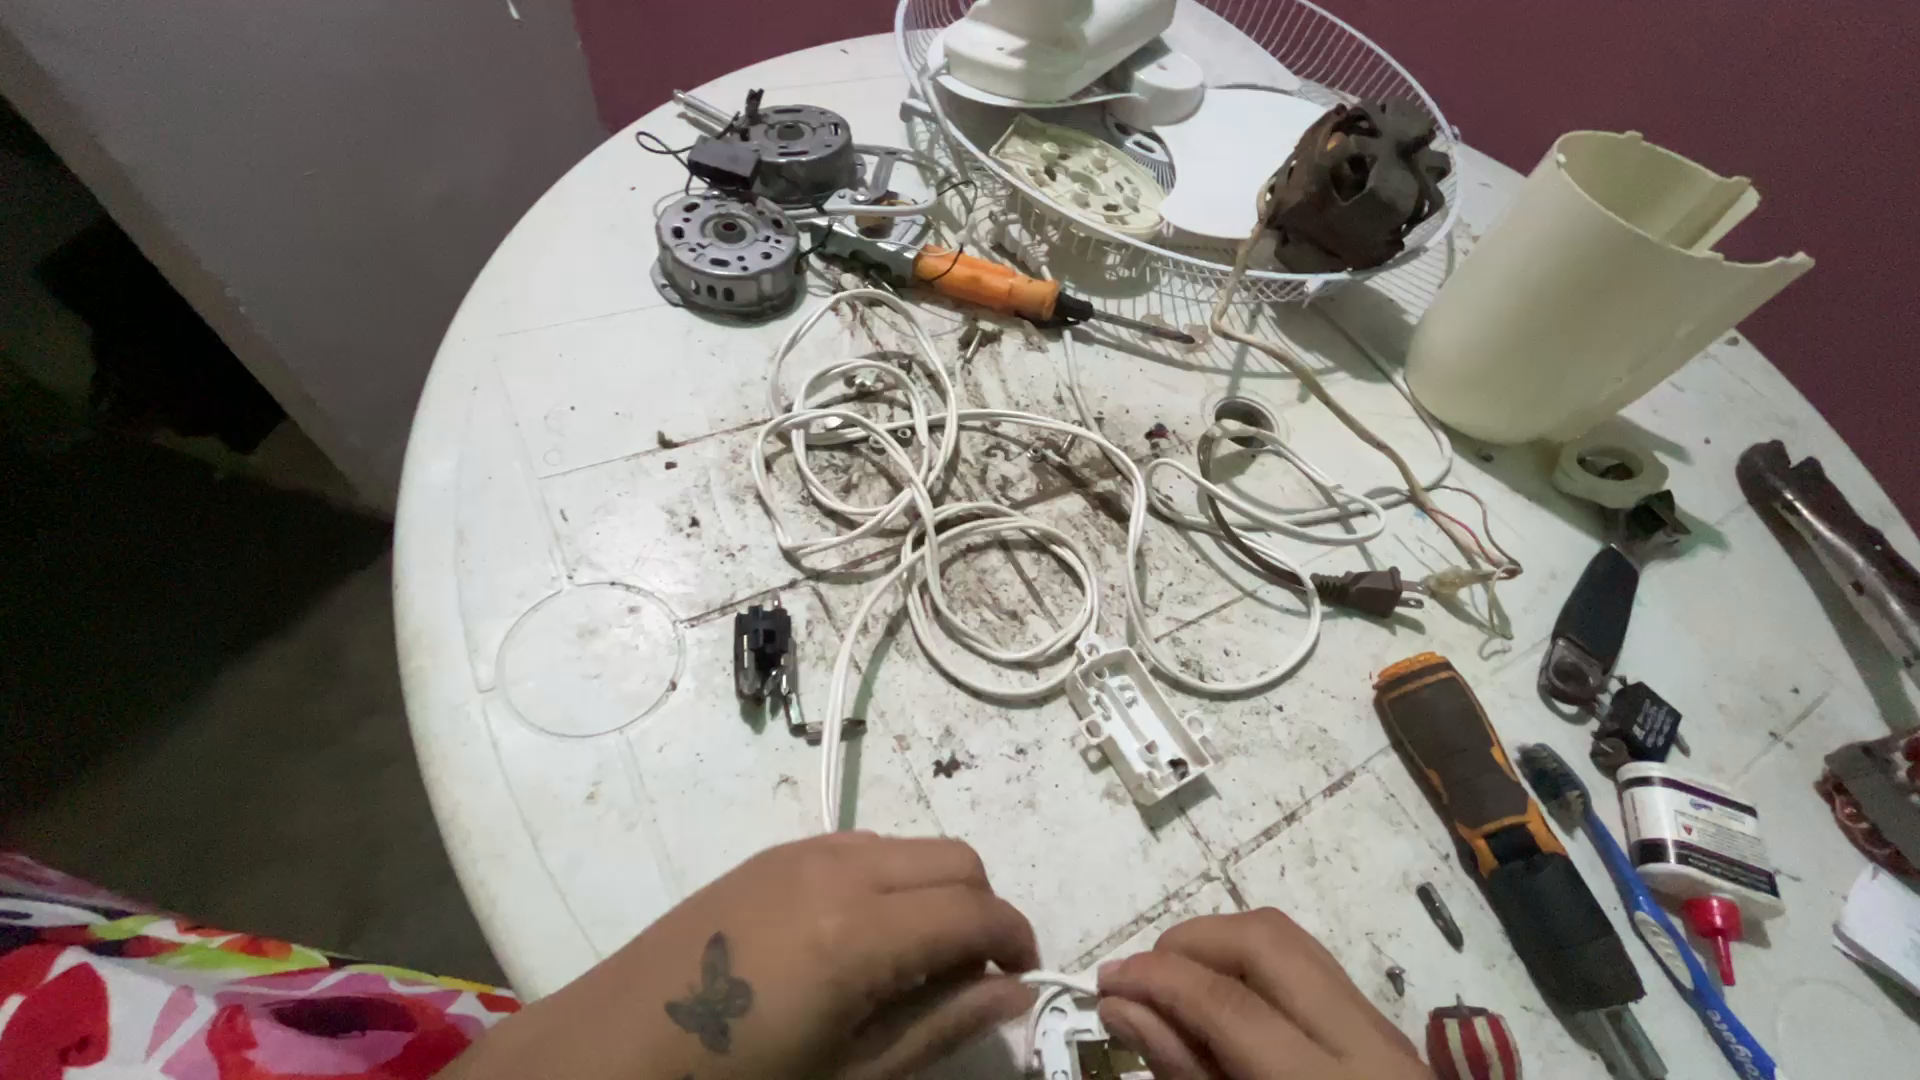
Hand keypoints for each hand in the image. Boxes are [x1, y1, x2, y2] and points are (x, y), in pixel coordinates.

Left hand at [448, 832, 1038, 1079]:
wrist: (608, 1051)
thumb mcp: (848, 1074)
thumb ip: (940, 1025)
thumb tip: (1014, 990)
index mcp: (860, 929)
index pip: (976, 910)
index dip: (1016, 939)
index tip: (1023, 977)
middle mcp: (841, 865)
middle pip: (956, 858)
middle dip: (984, 907)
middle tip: (972, 972)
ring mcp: (804, 848)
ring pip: (911, 846)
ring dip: (937, 890)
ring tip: (915, 959)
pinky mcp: (775, 850)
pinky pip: (864, 846)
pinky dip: (892, 878)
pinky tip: (861, 935)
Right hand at [1097, 909, 1431, 1079]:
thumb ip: (1184, 1072)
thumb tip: (1121, 1005)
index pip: (1231, 1006)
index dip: (1158, 981)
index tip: (1105, 981)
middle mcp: (1369, 1047)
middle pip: (1265, 941)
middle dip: (1188, 943)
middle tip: (1141, 978)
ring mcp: (1382, 1030)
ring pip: (1286, 936)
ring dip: (1216, 943)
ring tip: (1173, 981)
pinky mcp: (1379, 1024)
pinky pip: (1302, 959)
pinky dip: (1247, 960)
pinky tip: (1219, 992)